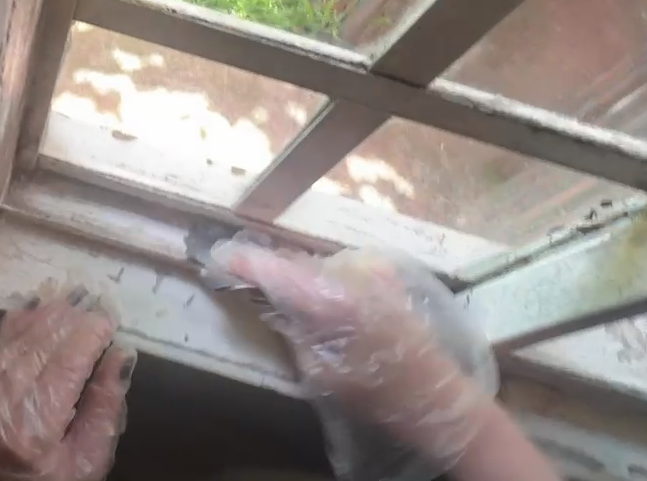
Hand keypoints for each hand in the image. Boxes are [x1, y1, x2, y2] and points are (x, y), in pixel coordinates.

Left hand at [0, 290, 136, 480]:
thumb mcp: (82, 466)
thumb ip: (105, 409)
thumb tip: (122, 354)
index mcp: (30, 428)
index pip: (70, 357)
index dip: (93, 331)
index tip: (110, 318)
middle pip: (43, 336)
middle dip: (73, 316)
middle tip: (94, 301)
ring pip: (15, 329)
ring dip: (46, 312)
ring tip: (71, 300)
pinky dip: (16, 323)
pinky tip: (36, 312)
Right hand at [207, 242, 495, 468]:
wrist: (433, 393)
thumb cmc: (370, 391)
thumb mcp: (316, 369)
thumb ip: (288, 325)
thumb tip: (262, 296)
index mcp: (323, 298)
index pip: (267, 265)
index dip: (237, 259)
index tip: (213, 254)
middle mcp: (342, 270)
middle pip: (289, 259)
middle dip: (264, 266)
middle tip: (240, 274)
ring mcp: (365, 264)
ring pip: (312, 262)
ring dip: (295, 273)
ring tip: (286, 293)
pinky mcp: (381, 265)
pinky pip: (336, 265)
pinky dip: (323, 277)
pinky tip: (327, 300)